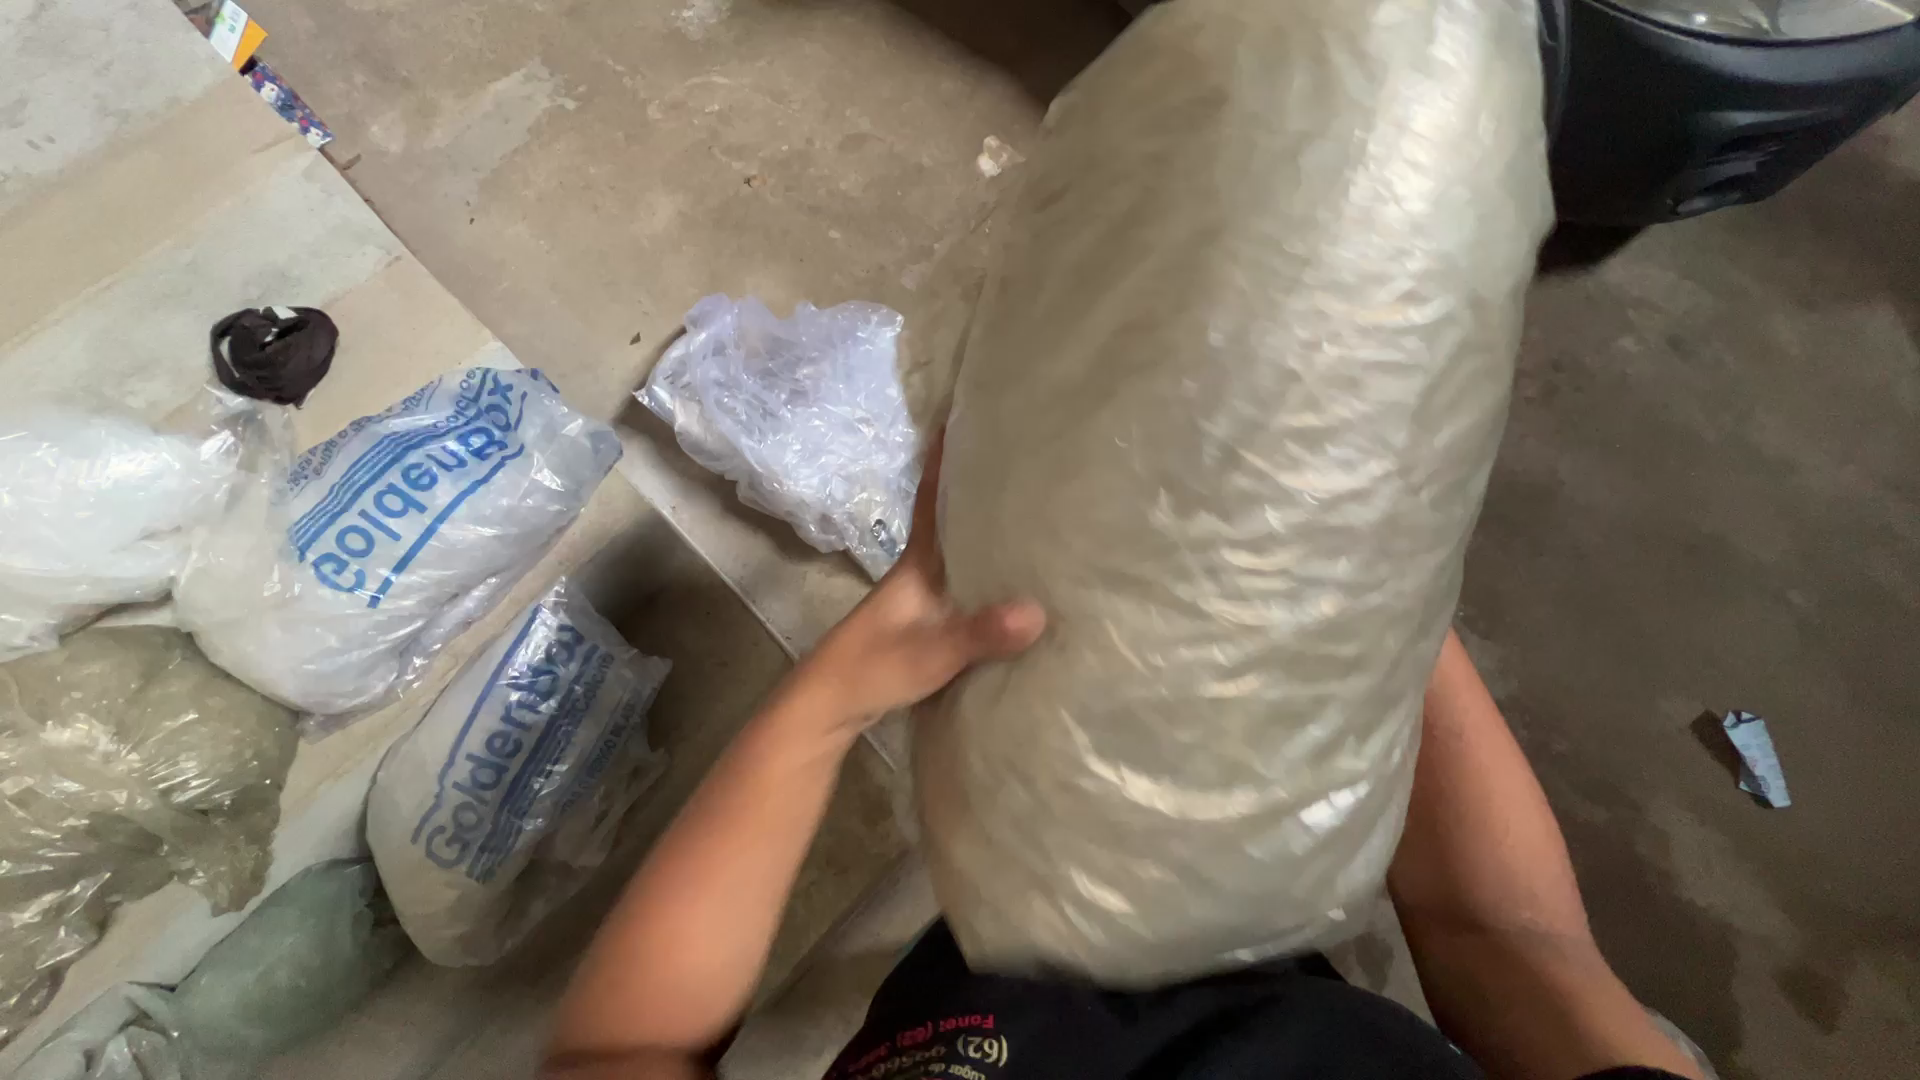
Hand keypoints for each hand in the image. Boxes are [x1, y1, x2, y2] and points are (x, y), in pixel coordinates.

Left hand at [790, 432, 1046, 733]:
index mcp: (917, 564)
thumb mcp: (927, 653)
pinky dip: (990, 580)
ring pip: (962, 556)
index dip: (946, 462)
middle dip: (985, 496)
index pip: (932, 500)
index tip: (968, 422)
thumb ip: (978, 634)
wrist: (827, 707)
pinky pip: (967, 589)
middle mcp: (921, 573)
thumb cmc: (869, 668)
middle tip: (1032, 470)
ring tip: (1039, 520)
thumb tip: (1038, 611)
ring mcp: (924, 600)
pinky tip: (1018, 588)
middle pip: (955, 523)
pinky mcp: (929, 627)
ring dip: (990, 538)